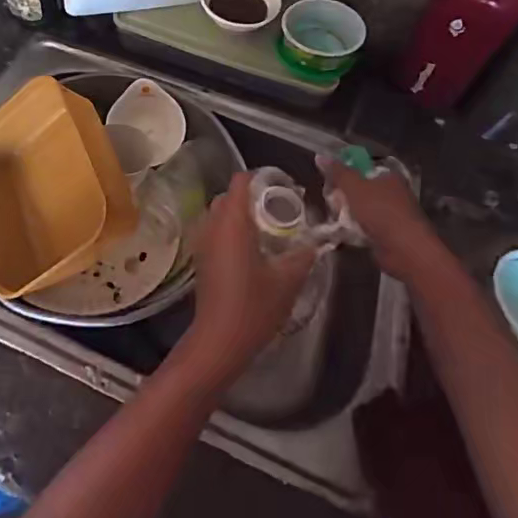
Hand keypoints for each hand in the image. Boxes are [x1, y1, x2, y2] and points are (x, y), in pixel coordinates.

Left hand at [176, 175, 316, 387]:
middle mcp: (212, 224)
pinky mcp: (200, 257)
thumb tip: (316, 241)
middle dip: (254, 197)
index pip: (241, 180)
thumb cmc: (254, 306)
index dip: (262, 178)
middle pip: (230, 195)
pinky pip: (215, 230)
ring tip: (269, 230)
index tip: (284, 188)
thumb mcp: (288, 280)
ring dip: (241, 215)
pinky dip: (232, 231)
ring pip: (221, 213)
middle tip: (281, 210)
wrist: (219, 340)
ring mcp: (202, 240)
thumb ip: (303, 254)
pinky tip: (252, 250)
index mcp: (232, 221)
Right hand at [319, 155, 430, 279]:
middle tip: (330, 200)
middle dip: (344, 195)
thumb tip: (320, 156)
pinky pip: (365, 226)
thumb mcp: (354, 187)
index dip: (345, 171)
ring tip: (334, 217)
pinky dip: (355, 228)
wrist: (405, 250)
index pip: (362, 167)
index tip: (329, 179)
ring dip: (347, 213)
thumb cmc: (381, 212)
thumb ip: (337, 172)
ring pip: (361, 208)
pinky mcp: (388, 234)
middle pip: (360, 188)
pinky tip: (343, 231)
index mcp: (388, 176)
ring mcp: (391, 214)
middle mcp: (392, 193)